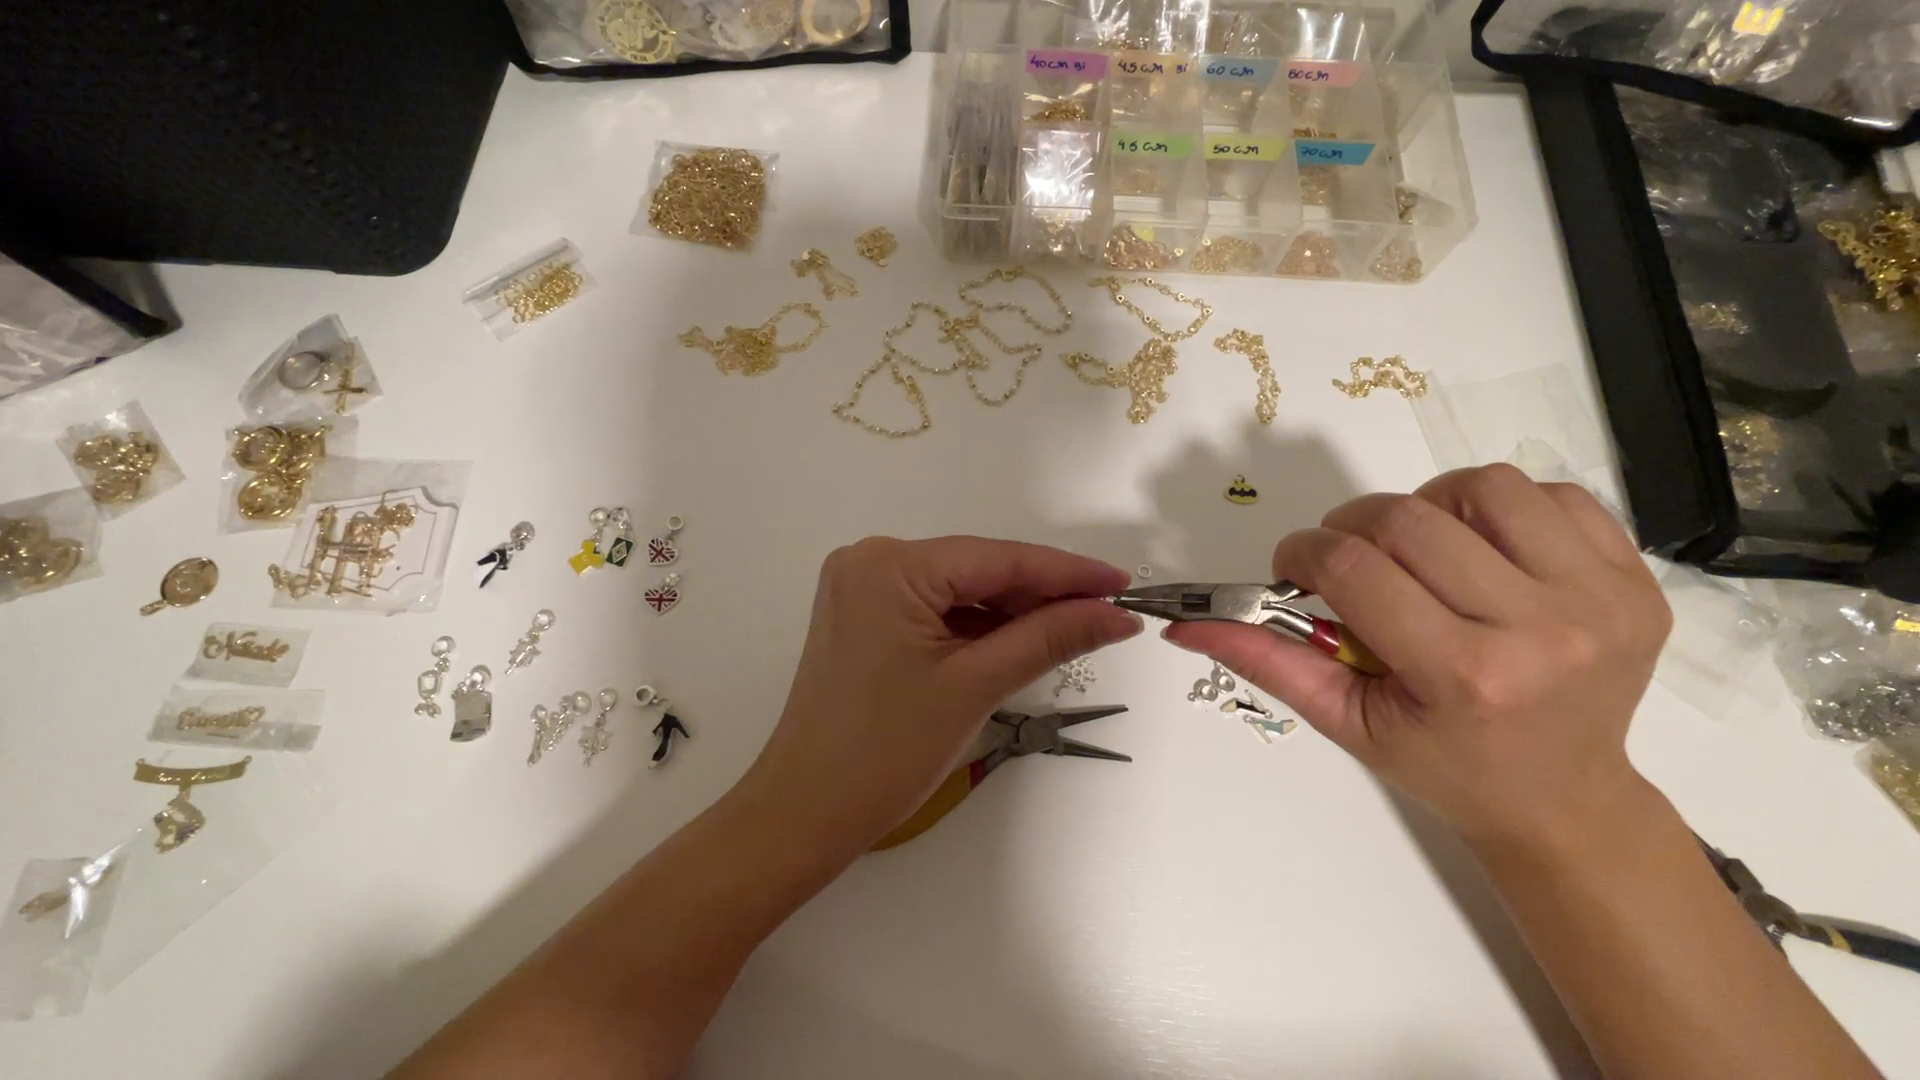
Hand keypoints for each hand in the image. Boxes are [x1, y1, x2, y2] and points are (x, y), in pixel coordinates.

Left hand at [742, 537, 1139, 853]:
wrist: (807, 811)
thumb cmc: (887, 752)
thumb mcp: (976, 686)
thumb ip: (1049, 638)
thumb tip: (1116, 615)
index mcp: (889, 566)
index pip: (998, 559)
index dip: (1067, 573)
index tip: (1123, 585)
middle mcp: (869, 561)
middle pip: (976, 570)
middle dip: (1041, 594)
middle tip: (1107, 615)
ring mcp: (862, 589)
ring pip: (957, 589)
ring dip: (1011, 611)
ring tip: (1075, 629)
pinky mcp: (862, 617)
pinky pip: (934, 609)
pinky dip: (976, 626)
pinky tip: (1020, 640)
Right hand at [1169, 465, 1671, 852]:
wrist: (1562, 796)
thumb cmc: (1443, 766)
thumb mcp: (1345, 722)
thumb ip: (1267, 662)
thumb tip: (1186, 624)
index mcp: (1464, 675)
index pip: (1357, 569)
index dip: (1305, 553)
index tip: (1295, 566)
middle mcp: (1541, 628)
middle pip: (1410, 519)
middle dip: (1353, 526)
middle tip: (1347, 558)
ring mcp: (1600, 597)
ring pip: (1483, 486)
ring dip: (1429, 506)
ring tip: (1420, 551)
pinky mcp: (1636, 578)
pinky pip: (1554, 494)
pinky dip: (1500, 509)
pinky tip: (1484, 553)